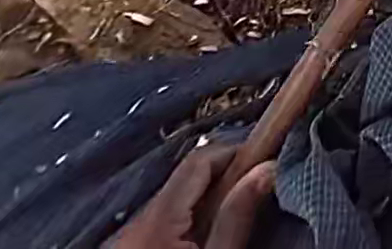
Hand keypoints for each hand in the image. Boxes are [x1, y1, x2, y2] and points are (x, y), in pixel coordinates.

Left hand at [109, 144, 276, 248]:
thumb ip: (237, 216)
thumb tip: (269, 166)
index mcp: (156, 223)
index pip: (200, 160)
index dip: (234, 152)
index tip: (262, 163)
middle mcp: (132, 226)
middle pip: (185, 179)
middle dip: (221, 179)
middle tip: (248, 197)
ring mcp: (121, 242)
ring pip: (172, 201)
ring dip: (202, 201)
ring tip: (224, 224)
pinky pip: (157, 221)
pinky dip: (182, 219)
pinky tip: (197, 241)